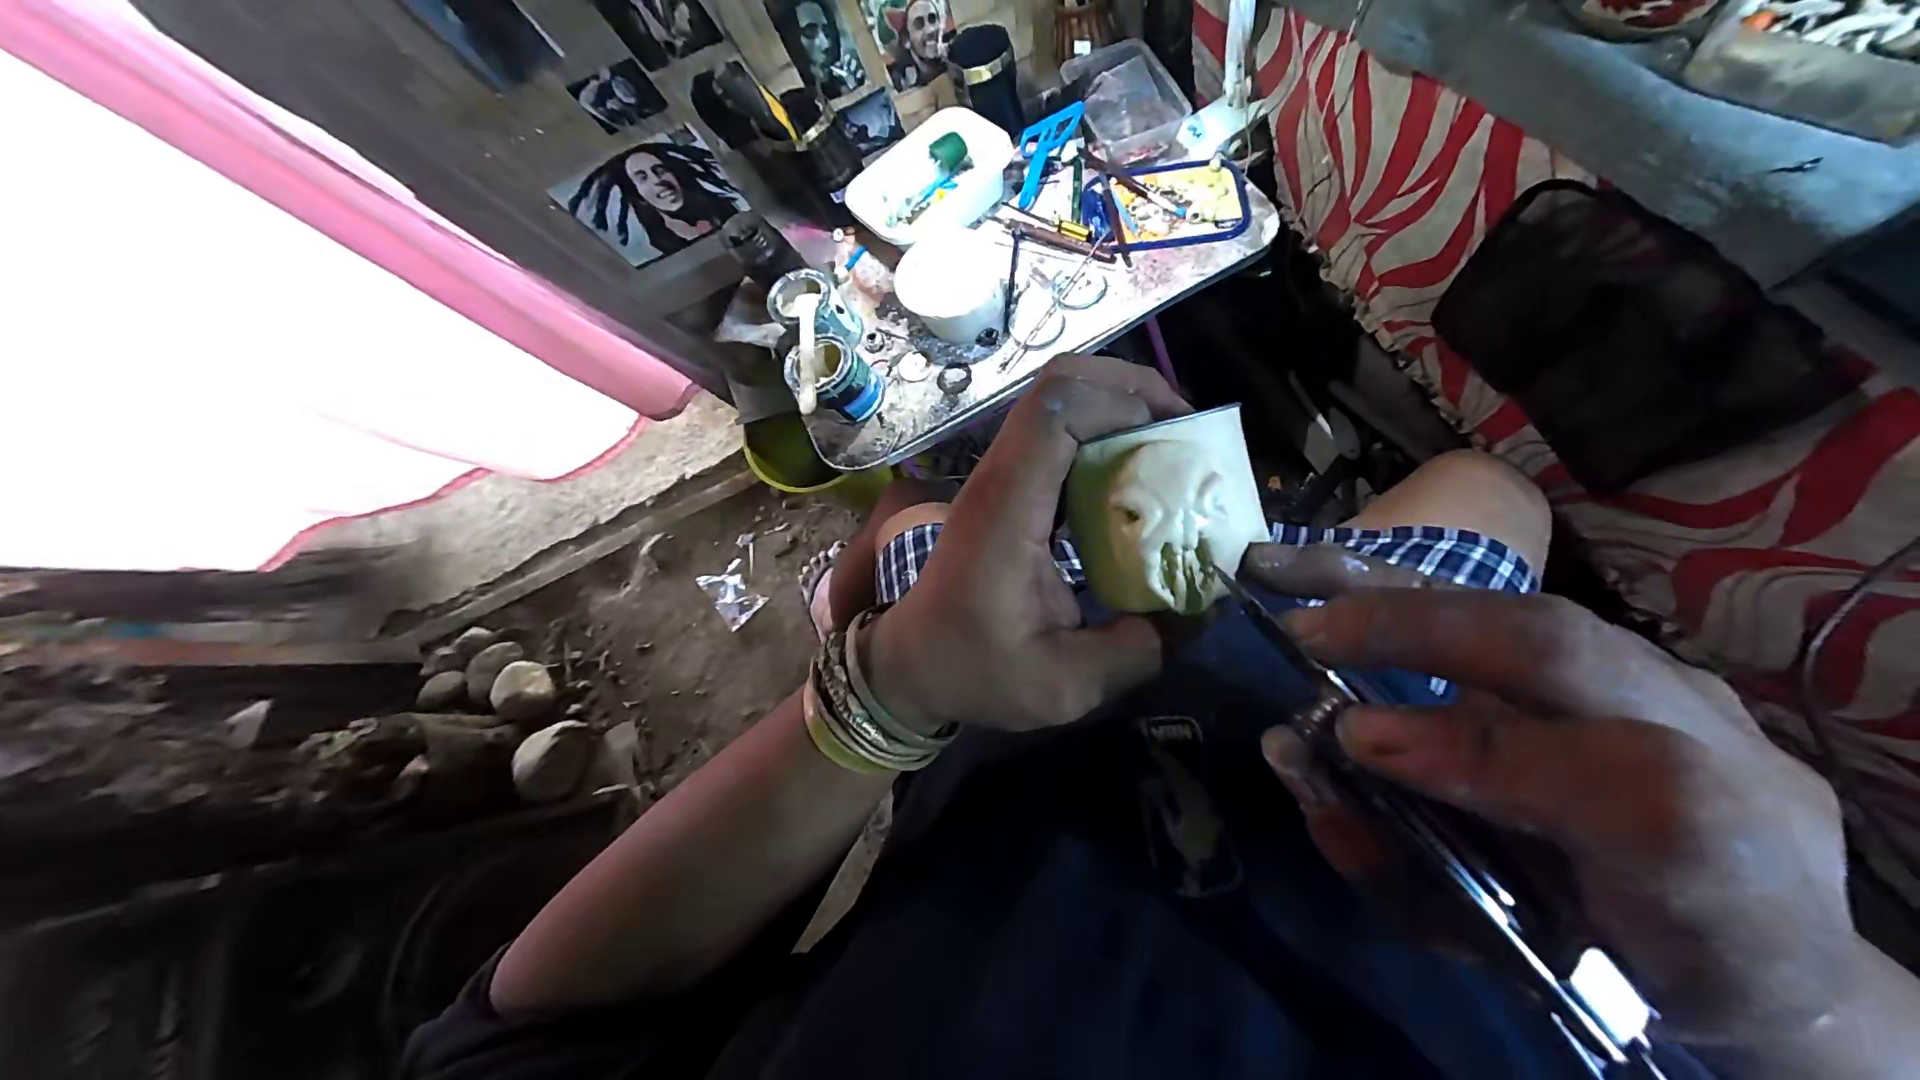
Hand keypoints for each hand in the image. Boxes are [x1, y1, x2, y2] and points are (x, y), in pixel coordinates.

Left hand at [863, 355, 1190, 731]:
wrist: (911, 664)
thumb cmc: (974, 672)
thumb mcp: (1066, 685)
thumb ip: (1141, 649)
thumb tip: (1204, 606)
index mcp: (1007, 510)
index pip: (1057, 410)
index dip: (1123, 403)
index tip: (1180, 439)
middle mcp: (999, 478)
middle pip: (1059, 384)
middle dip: (1131, 390)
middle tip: (1187, 430)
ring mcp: (998, 478)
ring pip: (1057, 402)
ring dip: (1118, 408)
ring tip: (1172, 445)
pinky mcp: (1005, 490)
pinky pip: (1056, 436)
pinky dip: (1101, 436)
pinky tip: (1136, 475)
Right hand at [1242, 544, 1866, 1053]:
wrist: (1764, 948)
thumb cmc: (1608, 961)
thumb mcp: (1502, 948)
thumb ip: (1399, 864)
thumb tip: (1293, 760)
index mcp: (1717, 870)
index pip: (1629, 794)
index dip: (1478, 756)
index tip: (1352, 737)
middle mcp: (1712, 751)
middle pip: (1572, 655)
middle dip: (1416, 630)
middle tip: (1298, 630)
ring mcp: (1674, 693)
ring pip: (1539, 615)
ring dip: (1393, 592)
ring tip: (1283, 571)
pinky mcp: (1632, 660)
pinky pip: (1512, 610)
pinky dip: (1410, 592)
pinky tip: (1333, 576)